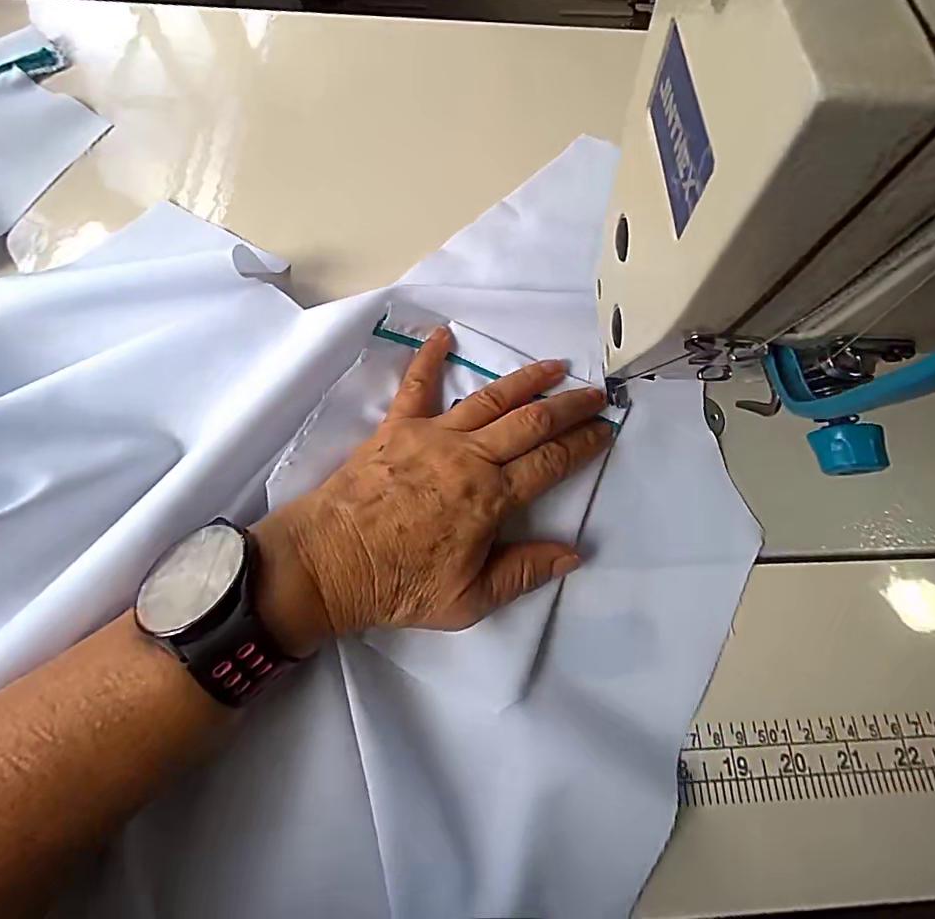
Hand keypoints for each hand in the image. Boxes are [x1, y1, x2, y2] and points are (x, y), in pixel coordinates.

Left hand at [253, 326, 613, 656]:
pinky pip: (416, 385)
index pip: (550, 463)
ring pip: (489, 398)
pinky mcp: (396, 427)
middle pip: (530, 422)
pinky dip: (429, 357)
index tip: (605, 430)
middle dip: (568, 406)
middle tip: (595, 394)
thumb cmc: (397, 585)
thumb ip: (523, 572)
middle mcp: (467, 457)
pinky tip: (444, 335)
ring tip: (553, 365)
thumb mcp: (469, 600)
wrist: (330, 562)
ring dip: (525, 379)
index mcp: (489, 498)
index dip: (583, 445)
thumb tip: (573, 551)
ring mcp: (430, 436)